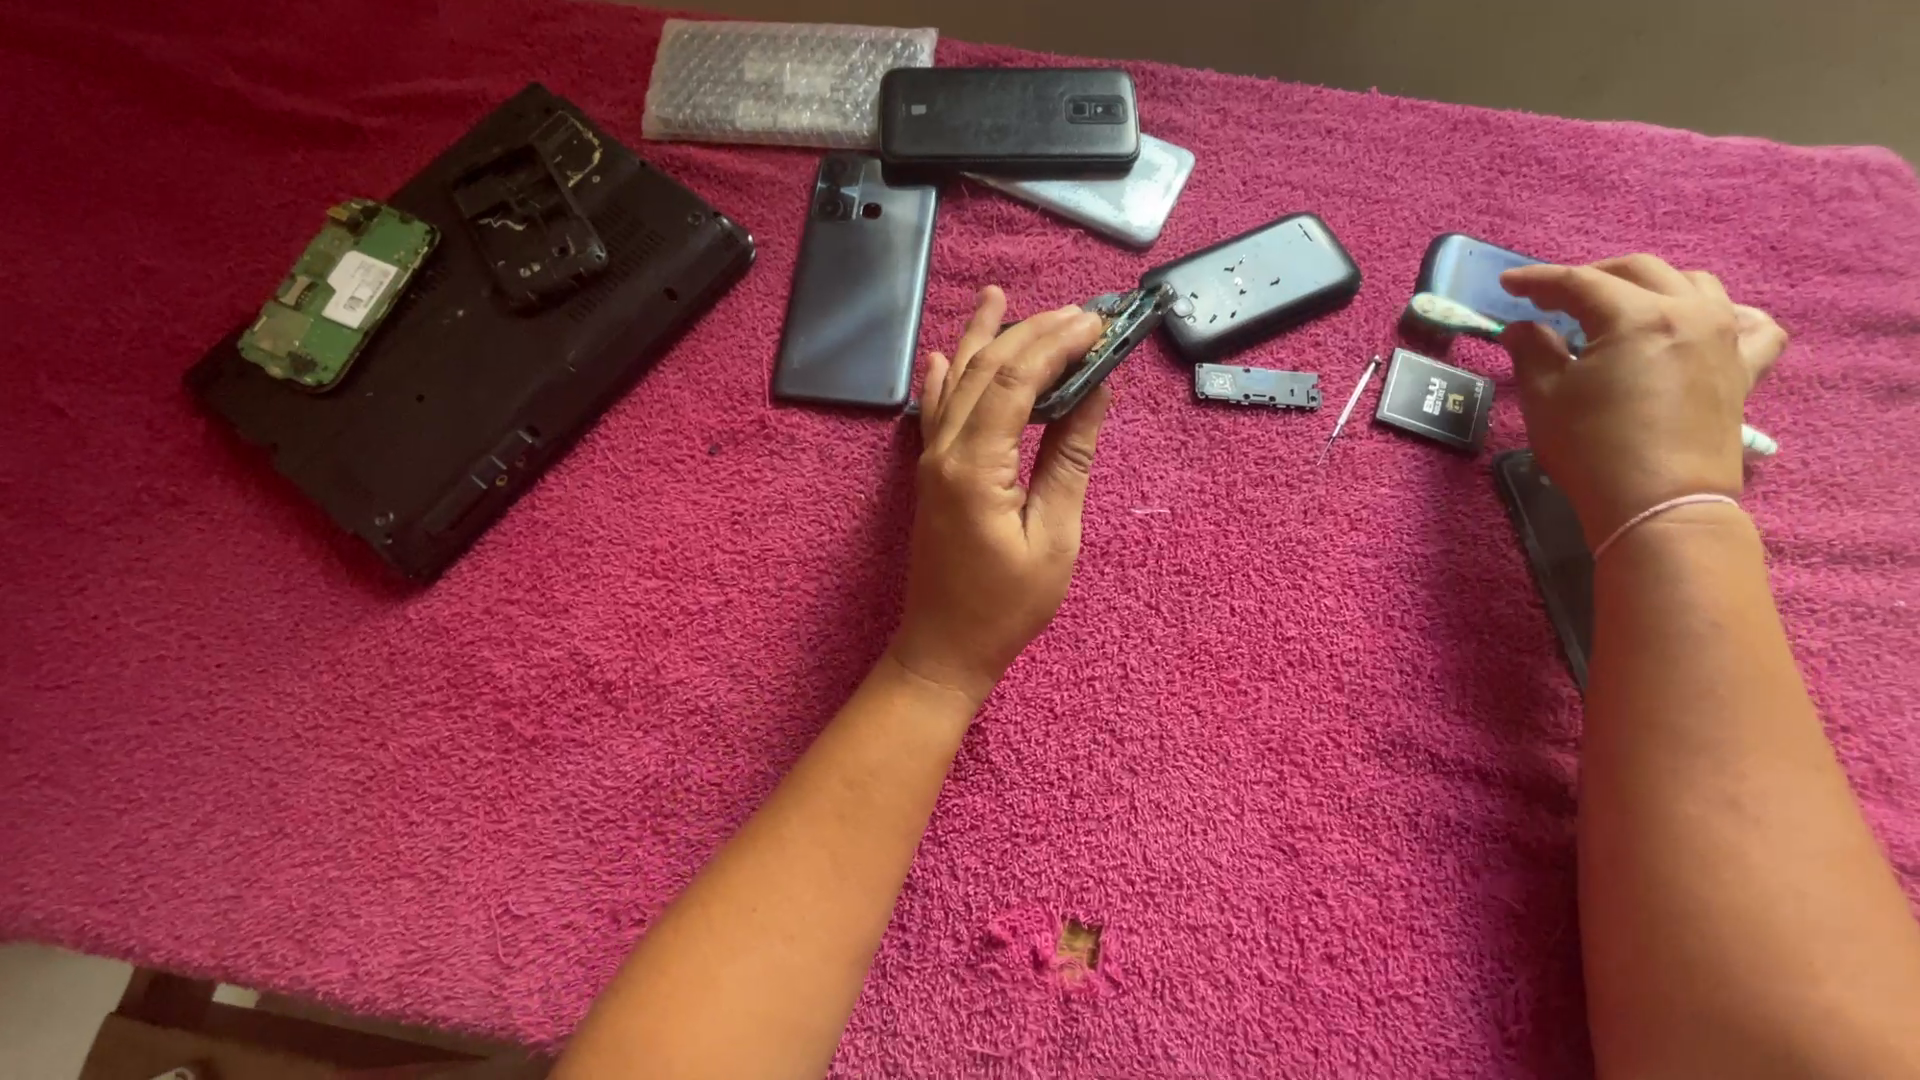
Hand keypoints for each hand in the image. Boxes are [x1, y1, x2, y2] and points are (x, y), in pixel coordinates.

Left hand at [886, 286, 1111, 703]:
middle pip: (984, 370)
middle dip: (1031, 333)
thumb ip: (1070, 457)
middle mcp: (944, 451)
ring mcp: (930, 461)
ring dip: (980, 338)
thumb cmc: (1006, 607)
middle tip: (1078, 312)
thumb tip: (1095, 393)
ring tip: (997, 296)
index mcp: (975, 466)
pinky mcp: (929, 475)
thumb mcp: (1054, 535)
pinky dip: (940, 378)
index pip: (1015, 381)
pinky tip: (940, 354)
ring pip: (954, 381)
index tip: (1098, 324)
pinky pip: (933, 412)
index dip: (1057, 344)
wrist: (943, 648)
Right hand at [1498, 255, 1787, 545]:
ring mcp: (1725, 337)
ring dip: (1649, 287)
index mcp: (1637, 317)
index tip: (1507, 285)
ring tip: (1618, 307)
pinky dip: (1724, 314)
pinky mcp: (1742, 367)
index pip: (1579, 283)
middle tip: (1552, 297)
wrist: (1658, 501)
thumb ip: (1533, 350)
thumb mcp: (1545, 396)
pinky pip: (1749, 323)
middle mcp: (1691, 313)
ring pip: (1694, 284)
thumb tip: (1523, 328)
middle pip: (1639, 272)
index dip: (1537, 281)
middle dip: (1591, 277)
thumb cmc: (1591, 447)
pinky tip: (1701, 324)